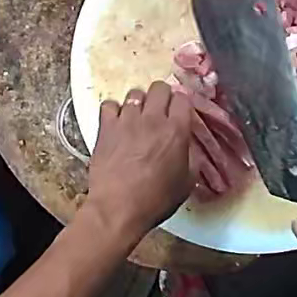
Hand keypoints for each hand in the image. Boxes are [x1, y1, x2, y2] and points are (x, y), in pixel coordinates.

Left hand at [83, 82, 193, 243]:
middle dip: (163, 96)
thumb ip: (190, 156)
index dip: (182, 104)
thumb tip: (187, 144)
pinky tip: (117, 121)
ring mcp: (127, 121)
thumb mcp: (187, 180)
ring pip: (135, 93)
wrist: (119, 208)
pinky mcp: (105, 128)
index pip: (183, 99)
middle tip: (161, 110)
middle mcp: (153, 120)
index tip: (180, 112)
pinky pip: (109, 104)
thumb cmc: (157, 198)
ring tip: (138, 116)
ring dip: (140, 103)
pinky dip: (114, 110)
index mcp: (177, 131)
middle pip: (160, 88)